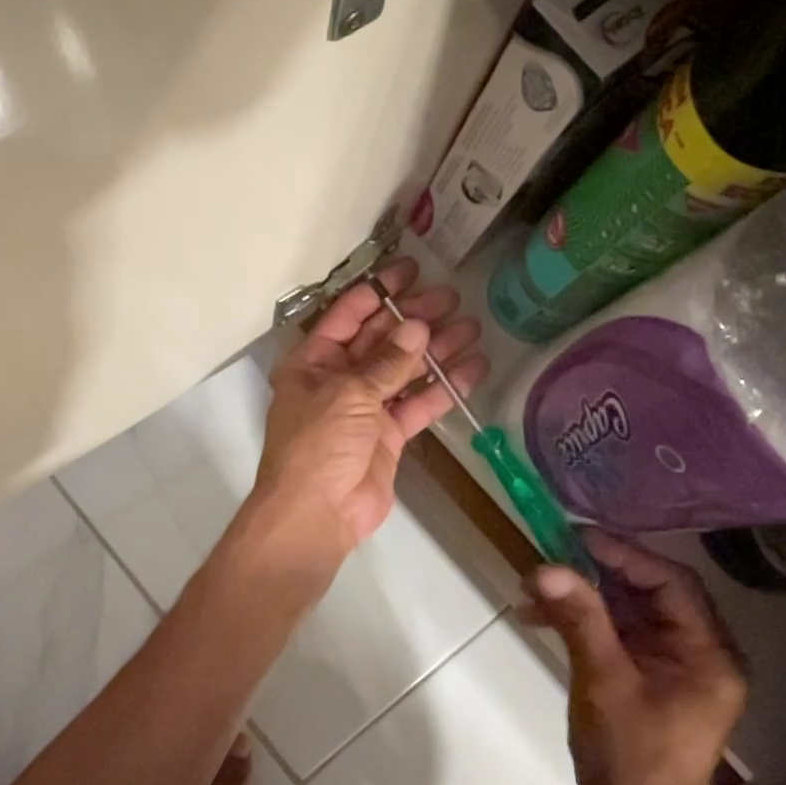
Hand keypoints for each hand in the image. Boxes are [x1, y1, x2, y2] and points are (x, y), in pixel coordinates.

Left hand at [249, 257, 488, 560]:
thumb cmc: (318, 445)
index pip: (346, 317)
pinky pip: (417, 405)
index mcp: (311, 363)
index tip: (412, 270)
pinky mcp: (387, 437)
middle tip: (453, 298)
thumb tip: (417, 327)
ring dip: (435, 350)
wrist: (317, 514)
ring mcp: (363, 410)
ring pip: (403, 372)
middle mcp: (336, 381)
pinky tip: (473, 369)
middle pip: (379, 341)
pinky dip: (443, 389)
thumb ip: (386, 362)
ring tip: (472, 327)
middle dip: (414, 319)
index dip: (378, 292)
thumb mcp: (348, 394)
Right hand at [523, 530, 745, 784]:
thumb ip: (579, 620)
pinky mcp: (647, 682)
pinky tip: (541, 621)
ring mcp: (672, 669)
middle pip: (649, 595)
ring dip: (582, 600)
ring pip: (628, 614)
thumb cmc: (631, 757)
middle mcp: (698, 654)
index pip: (671, 584)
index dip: (624, 555)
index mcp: (708, 653)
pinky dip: (582, 626)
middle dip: (596, 575)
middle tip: (548, 559)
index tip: (575, 538)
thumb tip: (544, 567)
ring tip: (532, 592)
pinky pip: (616, 639)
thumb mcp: (603, 683)